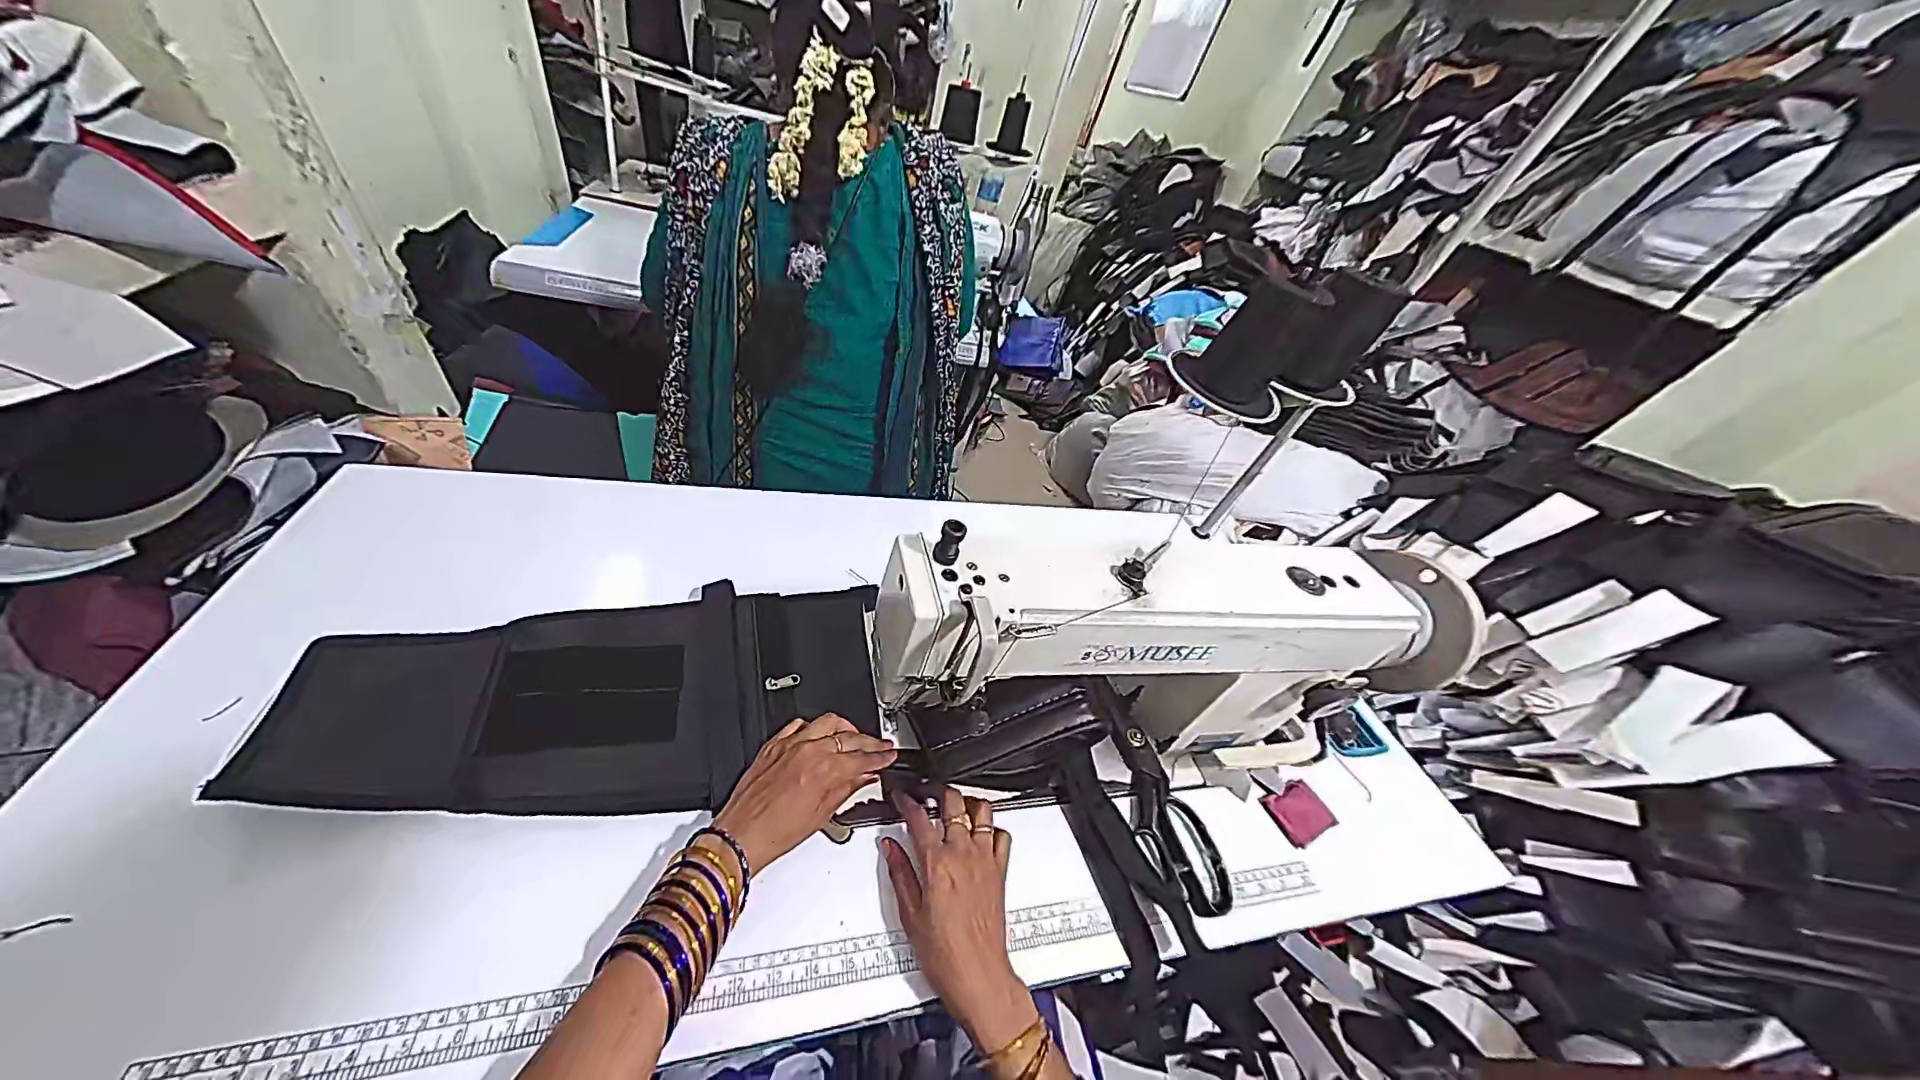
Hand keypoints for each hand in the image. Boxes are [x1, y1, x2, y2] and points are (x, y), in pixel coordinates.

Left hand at [712, 713, 895, 876]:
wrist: (740, 836)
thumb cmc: (775, 833)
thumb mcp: (822, 815)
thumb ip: (847, 789)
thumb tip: (864, 777)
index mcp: (825, 769)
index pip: (863, 756)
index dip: (881, 755)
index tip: (889, 755)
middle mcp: (809, 751)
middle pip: (850, 736)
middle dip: (870, 741)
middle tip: (880, 746)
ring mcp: (790, 745)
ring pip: (828, 722)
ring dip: (846, 728)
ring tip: (854, 736)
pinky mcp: (774, 745)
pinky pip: (799, 724)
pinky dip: (813, 727)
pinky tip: (818, 735)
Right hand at [881, 787, 1038, 1052]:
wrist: (977, 974)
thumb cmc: (944, 953)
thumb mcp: (909, 913)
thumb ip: (899, 872)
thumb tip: (890, 846)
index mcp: (936, 863)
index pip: (919, 816)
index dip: (906, 800)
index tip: (901, 796)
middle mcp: (963, 854)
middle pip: (953, 801)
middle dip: (936, 790)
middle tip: (926, 793)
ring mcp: (985, 859)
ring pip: (981, 809)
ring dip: (966, 802)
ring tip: (953, 805)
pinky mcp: (1000, 869)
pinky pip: (1001, 835)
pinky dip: (990, 827)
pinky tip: (980, 832)